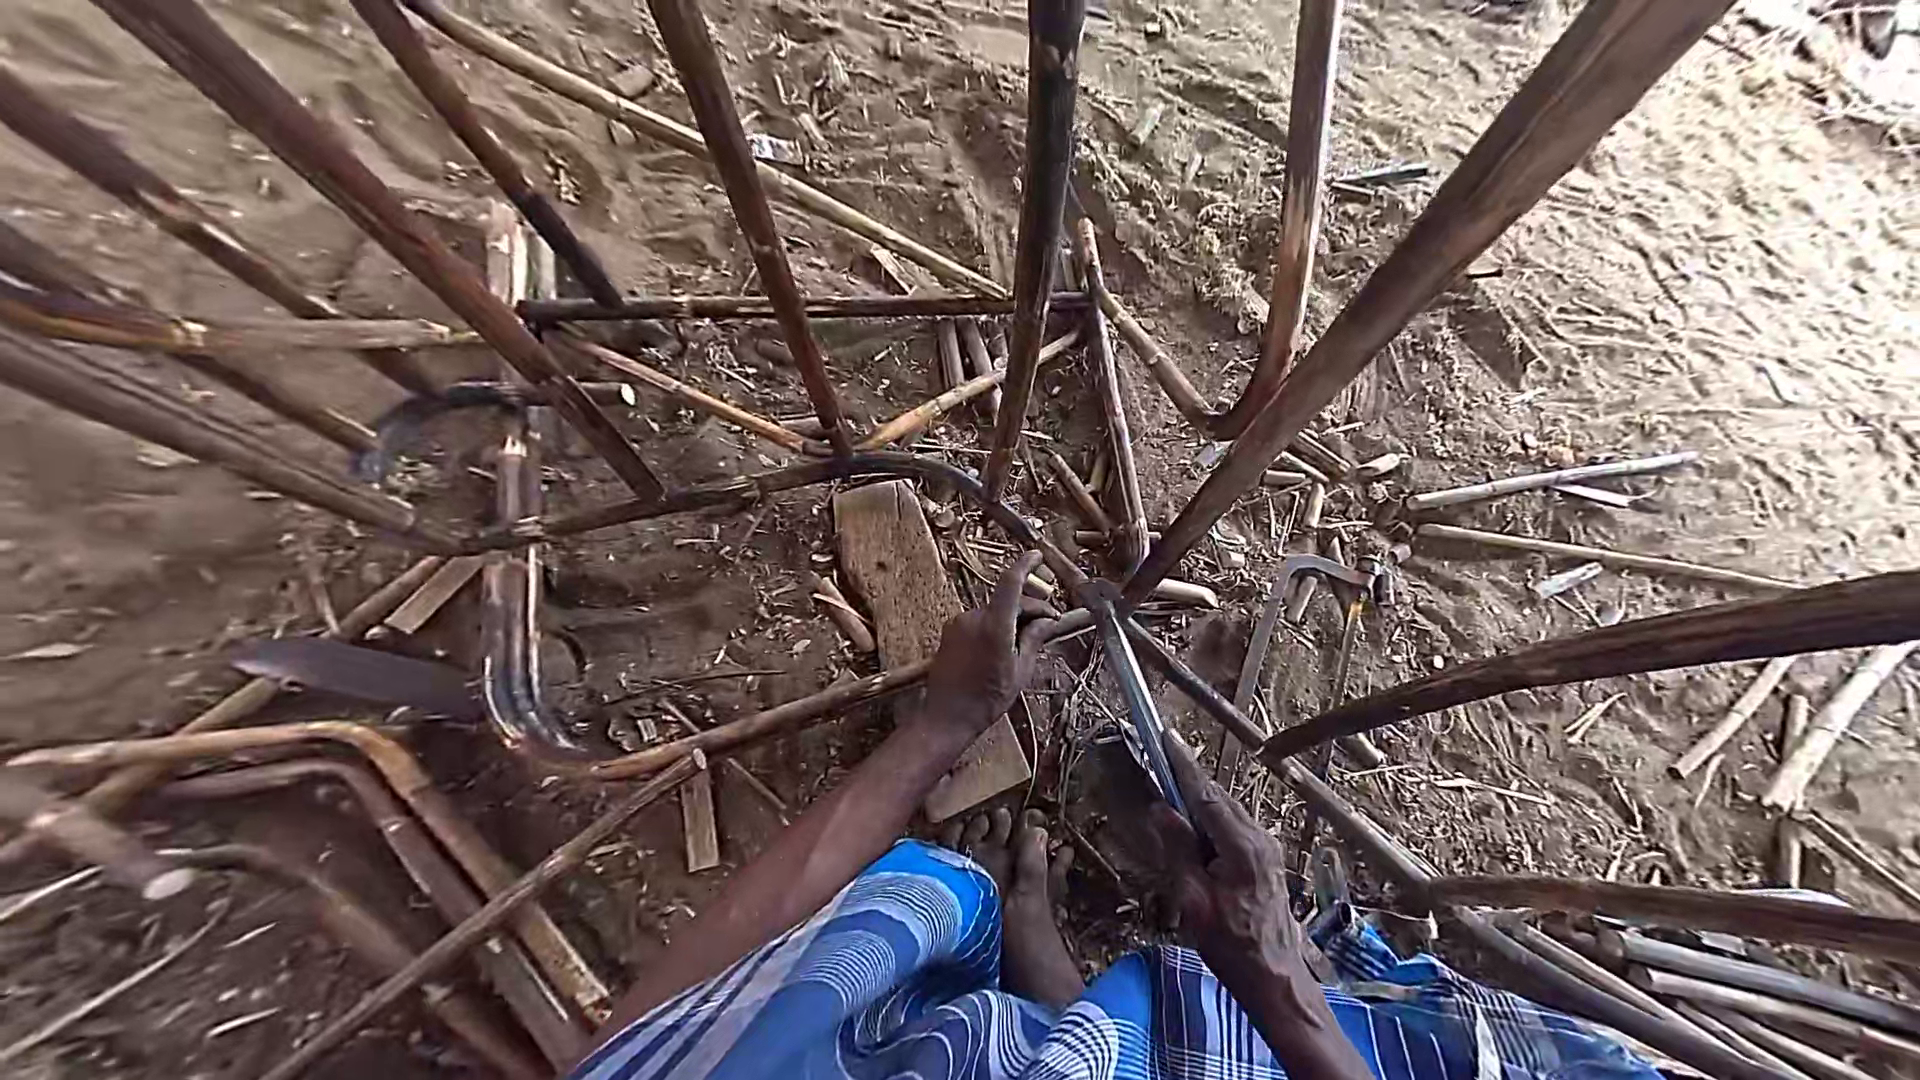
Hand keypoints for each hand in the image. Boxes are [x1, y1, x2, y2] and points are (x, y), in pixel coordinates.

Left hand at [923, 550, 1057, 735]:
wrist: (947, 715)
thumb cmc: (986, 699)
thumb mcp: (1020, 670)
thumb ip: (1033, 639)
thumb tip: (1046, 620)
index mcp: (994, 627)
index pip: (1010, 584)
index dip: (1025, 565)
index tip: (1037, 556)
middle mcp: (973, 618)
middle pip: (1007, 601)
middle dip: (1030, 608)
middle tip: (1049, 623)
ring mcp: (959, 623)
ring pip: (994, 612)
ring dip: (1011, 620)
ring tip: (1026, 642)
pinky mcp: (951, 631)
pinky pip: (979, 621)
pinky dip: (994, 626)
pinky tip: (1003, 646)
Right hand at [1145, 729, 1306, 987]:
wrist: (1277, 983)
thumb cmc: (1232, 946)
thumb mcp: (1194, 899)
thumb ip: (1178, 848)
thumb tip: (1161, 808)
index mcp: (1241, 846)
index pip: (1204, 793)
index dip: (1182, 764)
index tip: (1166, 737)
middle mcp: (1258, 838)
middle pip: (1216, 797)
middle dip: (1188, 781)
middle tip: (1160, 766)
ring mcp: (1266, 848)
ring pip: (1225, 810)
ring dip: (1198, 802)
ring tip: (1172, 801)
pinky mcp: (1266, 859)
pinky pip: (1232, 825)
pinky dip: (1211, 819)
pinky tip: (1195, 831)